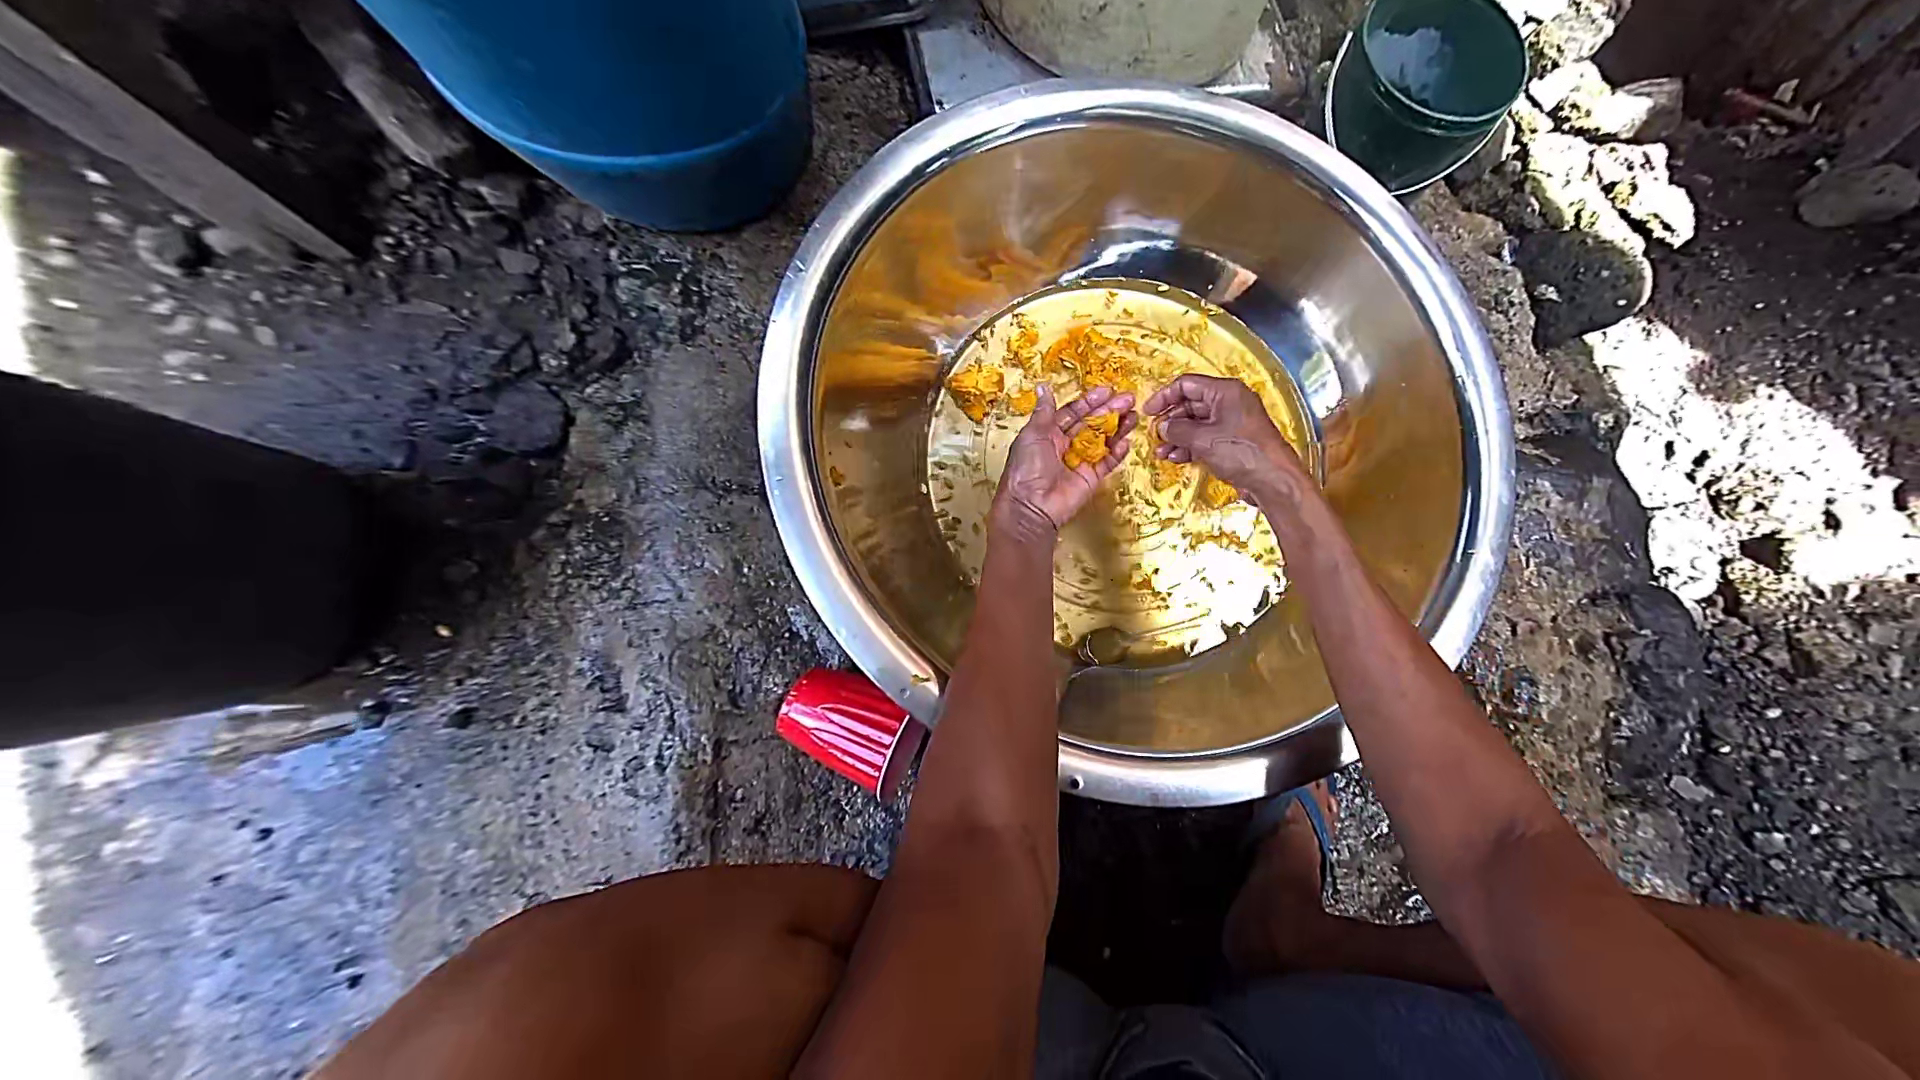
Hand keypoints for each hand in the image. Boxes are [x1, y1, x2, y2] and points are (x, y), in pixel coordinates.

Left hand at [993, 384, 1136, 536]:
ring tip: (1134, 415)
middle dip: (1110, 410)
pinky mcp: (1091, 478)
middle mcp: (1065, 446)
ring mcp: (1080, 462)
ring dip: (1118, 427)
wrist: (1031, 506)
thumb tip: (1043, 386)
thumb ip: (1044, 411)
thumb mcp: (1032, 434)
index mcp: (1049, 433)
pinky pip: (1107, 462)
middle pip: (1092, 424)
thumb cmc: (1026, 469)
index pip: (1073, 413)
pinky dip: (1117, 452)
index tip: (1107, 391)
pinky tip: (1127, 440)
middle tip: (1129, 398)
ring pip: (1103, 440)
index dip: (1090, 402)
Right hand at [1144, 374, 1304, 495]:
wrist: (1272, 479)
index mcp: (1224, 391)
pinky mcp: (1232, 441)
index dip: (1164, 397)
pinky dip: (1188, 446)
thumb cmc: (1240, 451)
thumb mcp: (1202, 439)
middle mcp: (1228, 402)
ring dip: (1176, 437)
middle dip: (1169, 420)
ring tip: (1161, 452)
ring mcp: (1231, 422)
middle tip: (1153, 435)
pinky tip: (1175, 457)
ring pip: (1195, 424)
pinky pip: (1204, 438)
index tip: (1147, 412)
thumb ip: (1177, 429)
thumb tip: (1162, 427)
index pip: (1186, 385)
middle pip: (1189, 404)